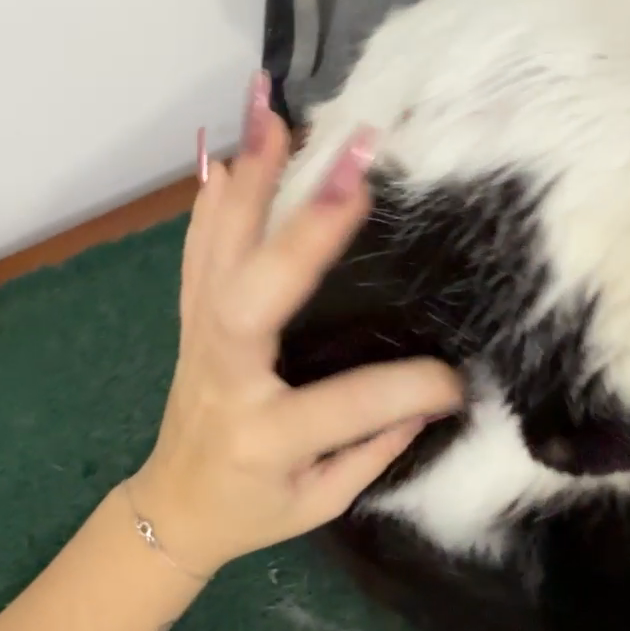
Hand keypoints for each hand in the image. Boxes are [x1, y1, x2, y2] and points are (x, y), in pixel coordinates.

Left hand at [124, 79, 464, 576]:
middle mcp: (226, 383)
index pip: (349, 405)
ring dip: (249, 185)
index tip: (456, 383)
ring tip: (274, 116)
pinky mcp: (188, 329)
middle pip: (253, 299)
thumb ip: (373, 453)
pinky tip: (227, 159)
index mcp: (266, 439)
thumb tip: (430, 400)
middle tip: (353, 162)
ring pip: (217, 262)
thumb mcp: (319, 503)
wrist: (173, 509)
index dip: (411, 391)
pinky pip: (196, 262)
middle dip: (304, 230)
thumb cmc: (251, 514)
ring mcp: (200, 348)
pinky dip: (211, 209)